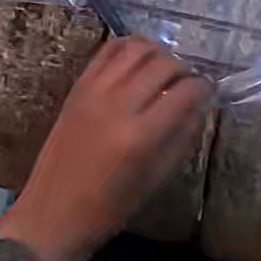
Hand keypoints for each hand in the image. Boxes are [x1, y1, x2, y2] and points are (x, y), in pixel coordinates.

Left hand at [0, 36, 212, 260]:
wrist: (51, 215)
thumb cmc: (108, 209)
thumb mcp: (155, 180)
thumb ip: (181, 139)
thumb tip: (200, 107)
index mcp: (140, 135)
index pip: (185, 93)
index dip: (204, 87)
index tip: (209, 90)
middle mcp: (118, 104)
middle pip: (163, 65)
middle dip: (185, 69)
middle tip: (189, 81)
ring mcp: (95, 91)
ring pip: (137, 49)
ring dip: (159, 53)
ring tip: (165, 67)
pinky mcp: (78, 86)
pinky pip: (108, 50)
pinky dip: (129, 46)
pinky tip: (139, 58)